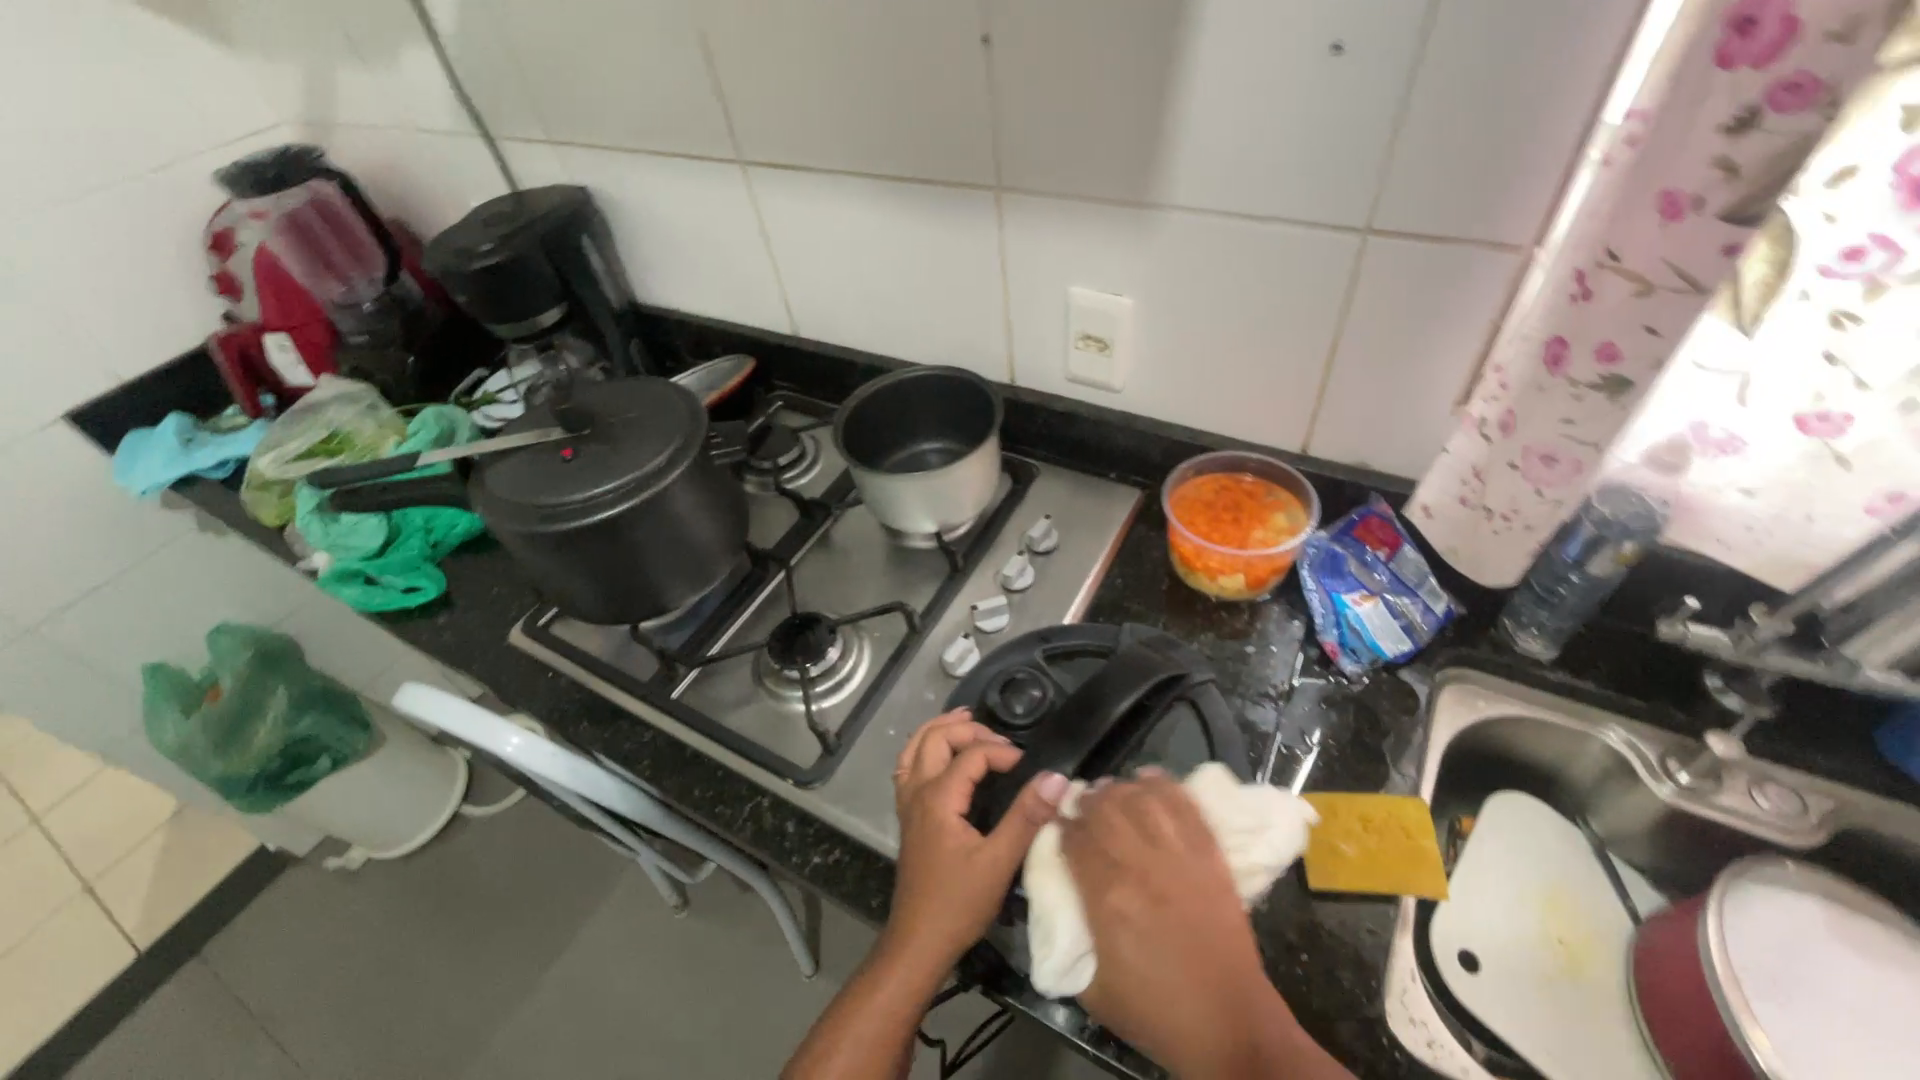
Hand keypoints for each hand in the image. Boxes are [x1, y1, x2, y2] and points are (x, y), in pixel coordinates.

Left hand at [884, 709, 1068, 972]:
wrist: (919, 940)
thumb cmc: (959, 903)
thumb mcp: (999, 862)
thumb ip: (1026, 818)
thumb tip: (1056, 778)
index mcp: (938, 798)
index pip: (970, 754)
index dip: (1001, 752)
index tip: (1028, 766)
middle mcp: (917, 792)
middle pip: (934, 739)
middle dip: (966, 729)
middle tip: (999, 737)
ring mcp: (908, 804)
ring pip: (914, 749)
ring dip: (939, 730)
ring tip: (966, 721)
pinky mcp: (908, 818)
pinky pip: (909, 767)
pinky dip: (924, 750)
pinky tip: (941, 756)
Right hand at [1063, 773, 1331, 1078]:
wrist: (1229, 1025)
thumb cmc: (1156, 1012)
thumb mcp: (1093, 989)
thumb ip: (1070, 940)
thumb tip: (1057, 908)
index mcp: (1107, 898)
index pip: (1075, 839)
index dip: (1061, 826)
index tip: (1057, 823)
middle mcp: (1142, 867)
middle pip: (1106, 810)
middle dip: (1087, 801)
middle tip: (1082, 805)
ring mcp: (1181, 859)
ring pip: (1144, 800)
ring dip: (1122, 790)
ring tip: (1112, 792)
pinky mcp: (1211, 859)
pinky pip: (1187, 809)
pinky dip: (1167, 787)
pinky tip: (1150, 779)